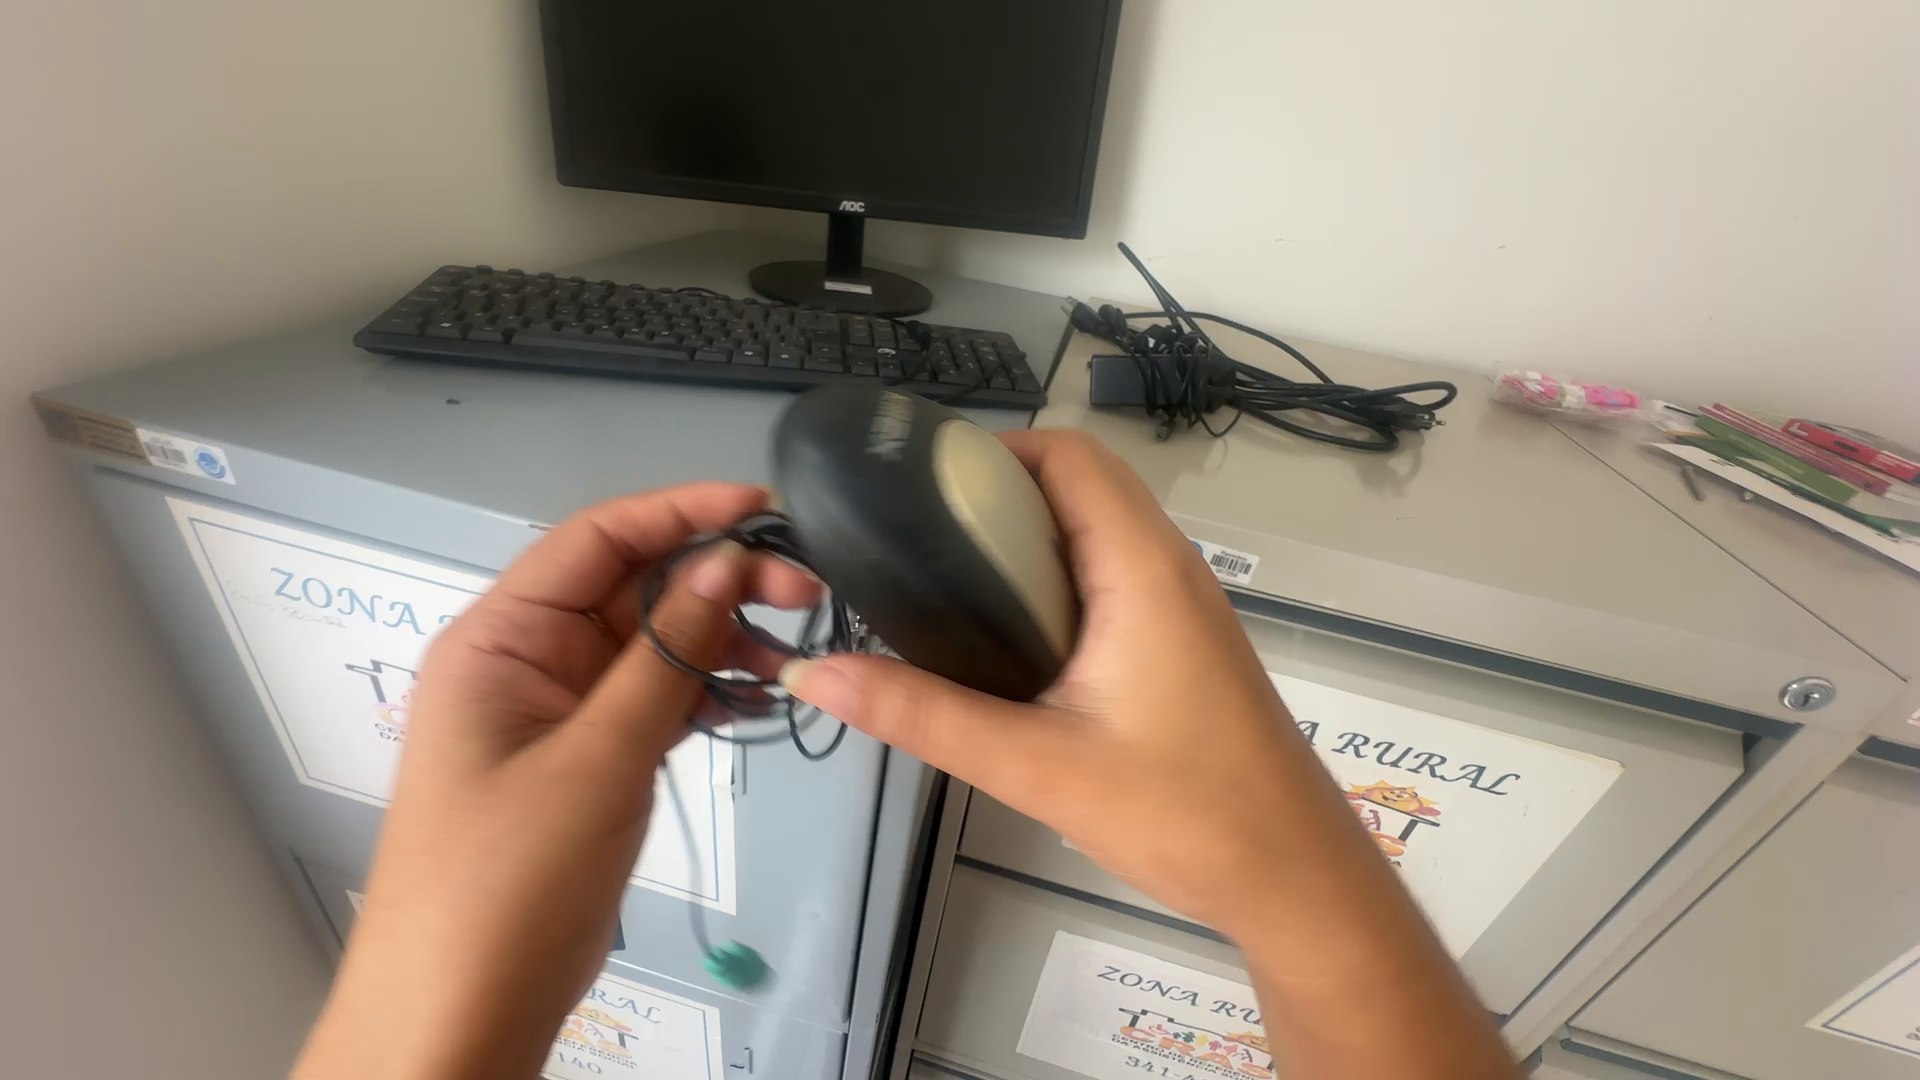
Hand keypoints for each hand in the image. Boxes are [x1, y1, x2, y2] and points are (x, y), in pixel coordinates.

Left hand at [292, 484, 814, 1079]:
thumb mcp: (599, 756)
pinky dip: (709, 690)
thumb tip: (729, 564)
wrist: (464, 1018)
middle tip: (803, 590)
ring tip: (789, 660)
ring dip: (724, 641)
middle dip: (720, 582)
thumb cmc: (511, 879)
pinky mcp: (596, 747)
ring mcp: (567, 705)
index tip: (762, 508)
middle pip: (639, 587)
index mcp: (504, 637)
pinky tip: (758, 700)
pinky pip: (662, 692)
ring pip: (659, 641)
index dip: (681, 511)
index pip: (599, 539)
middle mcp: (533, 656)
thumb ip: (667, 654)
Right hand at [777, 430, 1353, 933]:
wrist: (1295, 880)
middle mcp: (1170, 565)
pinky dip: (1057, 571)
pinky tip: (1009, 629)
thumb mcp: (1037, 766)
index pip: (1071, 457)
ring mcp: (1183, 601)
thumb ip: (924, 715)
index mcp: (1142, 567)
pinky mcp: (1183, 638)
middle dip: (1000, 488)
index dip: (998, 448)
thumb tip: (817, 675)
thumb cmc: (1182, 814)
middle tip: (919, 531)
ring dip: (1028, 532)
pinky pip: (1113, 571)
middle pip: (1082, 482)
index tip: (925, 480)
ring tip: (949, 573)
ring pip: (1098, 527)